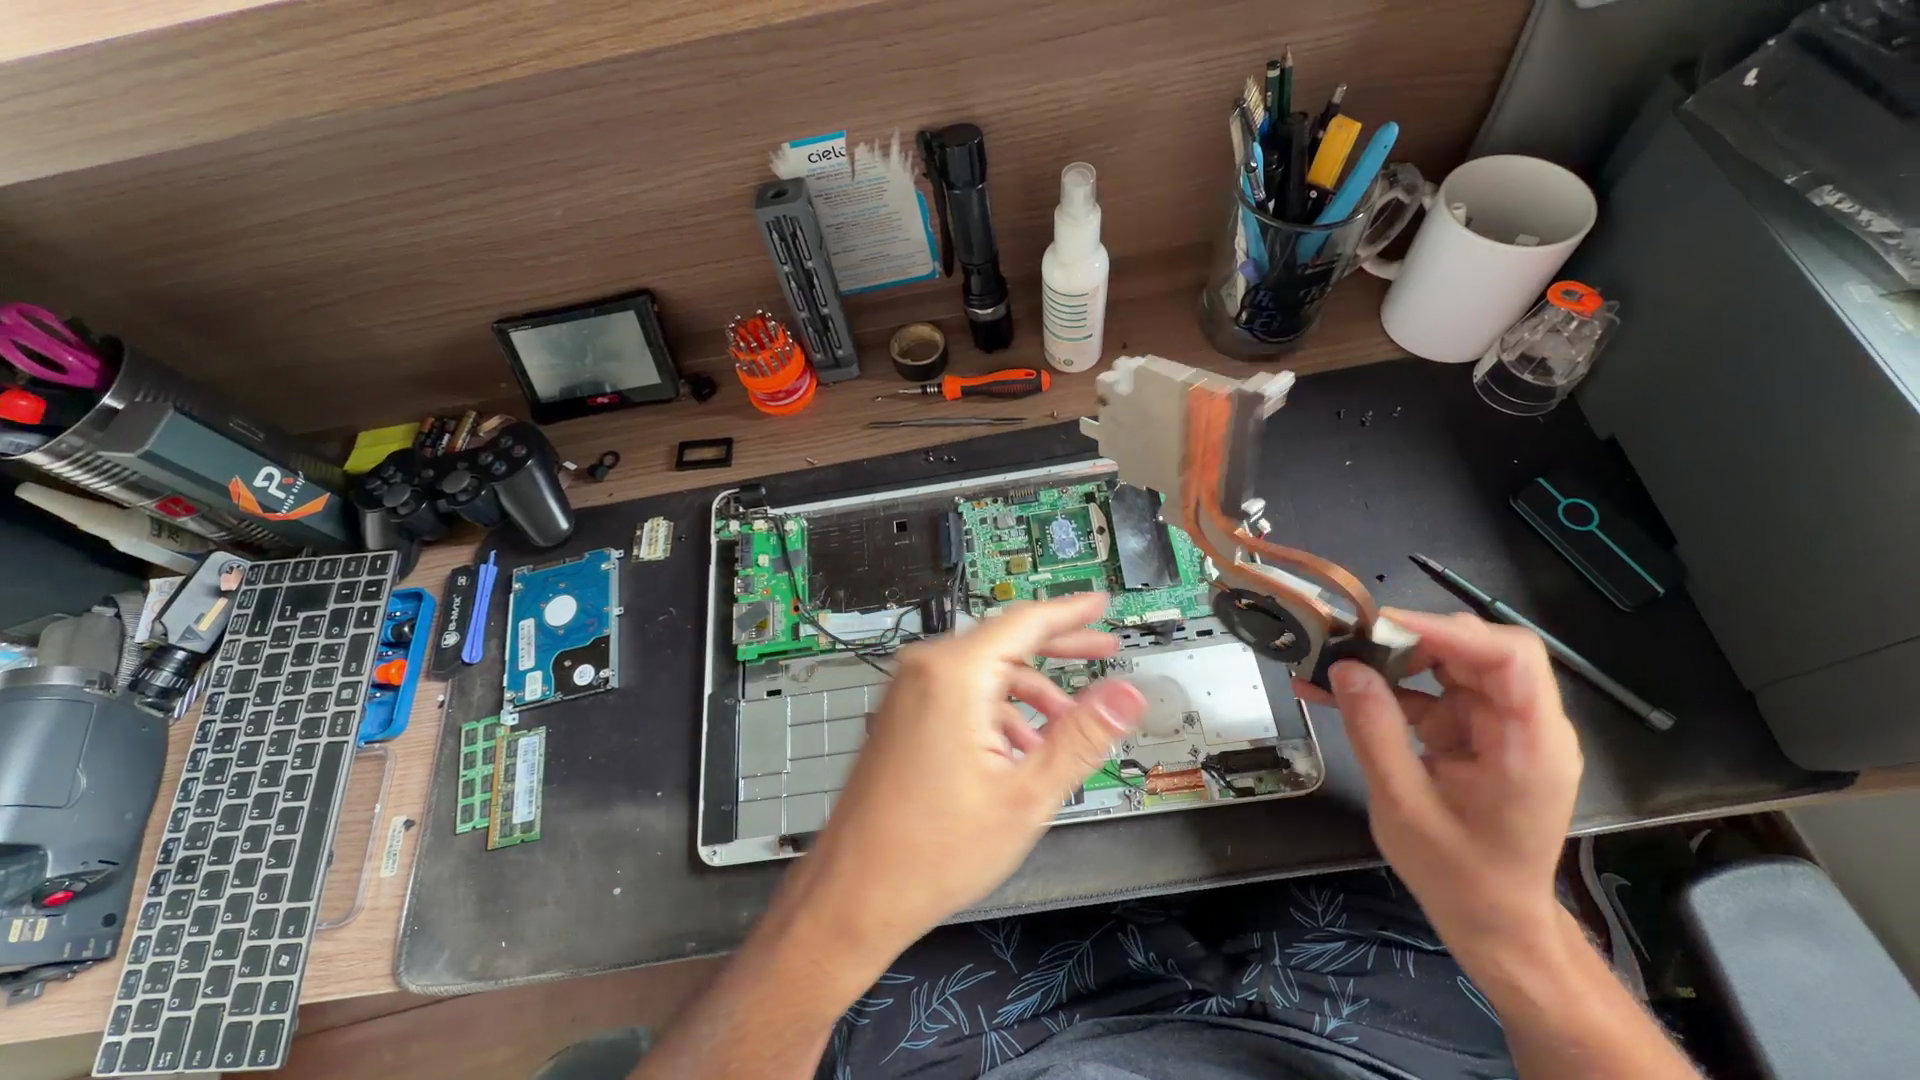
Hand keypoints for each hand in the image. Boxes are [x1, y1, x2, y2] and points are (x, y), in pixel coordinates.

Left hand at [799, 593, 1145, 958]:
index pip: (1026, 621)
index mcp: (953, 676)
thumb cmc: (927, 852)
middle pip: (1005, 642)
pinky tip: (1021, 747)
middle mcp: (924, 674)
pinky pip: (960, 696)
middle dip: (1058, 648)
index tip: (1097, 602)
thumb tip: (1124, 695)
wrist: (855, 891)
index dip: (1071, 612)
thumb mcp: (1026, 794)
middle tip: (1101, 649)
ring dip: (1030, 692)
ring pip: (984, 673)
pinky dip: (997, 711)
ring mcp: (907, 695)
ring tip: (1069, 722)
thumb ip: (1081, 736)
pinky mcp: (902, 718)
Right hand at [1298, 609, 1582, 950]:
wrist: (1493, 920)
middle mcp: (1525, 724)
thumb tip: (1344, 669)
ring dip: (1393, 661)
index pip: (1510, 657)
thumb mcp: (1403, 804)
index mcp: (1529, 743)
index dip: (1448, 631)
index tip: (1383, 626)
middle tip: (1349, 642)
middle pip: (1479, 652)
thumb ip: (1375, 731)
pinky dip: (1389, 690)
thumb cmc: (1458, 874)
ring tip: (1334, 662)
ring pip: (1451, 666)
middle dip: (1412, 640)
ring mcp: (1500, 728)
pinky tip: (1339, 693)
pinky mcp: (1475, 735)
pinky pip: (1433, 695)